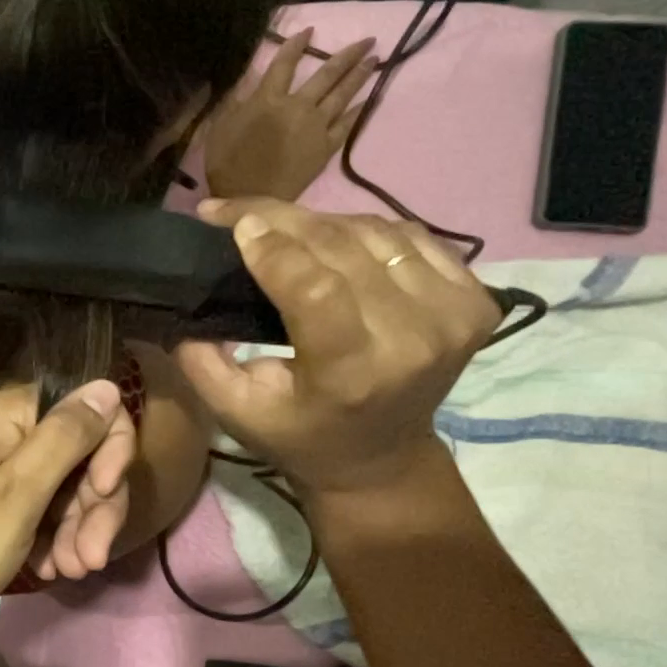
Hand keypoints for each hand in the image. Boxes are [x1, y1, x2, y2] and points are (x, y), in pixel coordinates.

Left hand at [0, 379, 132, 635]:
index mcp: (0, 415)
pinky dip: (45, 537)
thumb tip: (108, 383)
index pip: (85, 409)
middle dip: (92, 505)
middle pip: (75, 452)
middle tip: (89, 559)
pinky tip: (46, 570)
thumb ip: (65, 437)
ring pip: (57, 486)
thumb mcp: (18, 493)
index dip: (108, 450)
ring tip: (69, 571)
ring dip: (72, 529)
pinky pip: (29, 507)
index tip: (105, 494)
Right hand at [171, 199, 500, 495]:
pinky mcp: (476, 299)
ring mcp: (454, 315)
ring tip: (271, 222)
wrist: (378, 458)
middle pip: (345, 250)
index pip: (317, 289)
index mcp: (352, 374)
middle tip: (231, 208)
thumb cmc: (295, 435)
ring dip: (318, 220)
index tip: (232, 224)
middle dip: (282, 220)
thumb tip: (190, 299)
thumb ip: (202, 360)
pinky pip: (410, 238)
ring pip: (376, 234)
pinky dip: (362, 229)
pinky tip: (325, 234)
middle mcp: (414, 338)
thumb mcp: (234, 411)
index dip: (275, 249)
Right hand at [202, 30, 377, 201]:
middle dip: (348, 54)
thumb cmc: (226, 166)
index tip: (309, 31)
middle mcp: (298, 106)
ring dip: (360, 74)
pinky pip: (347, 124)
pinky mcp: (326, 147)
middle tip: (367, 41)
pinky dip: (359, 110)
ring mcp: (317, 125)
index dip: (297, 45)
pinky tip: (368, 99)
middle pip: (328, 73)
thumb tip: (248, 82)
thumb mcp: (219, 131)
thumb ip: (235, 104)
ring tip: (374, 61)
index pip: (285, 63)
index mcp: (268, 100)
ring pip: (343, 93)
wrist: (248, 200)